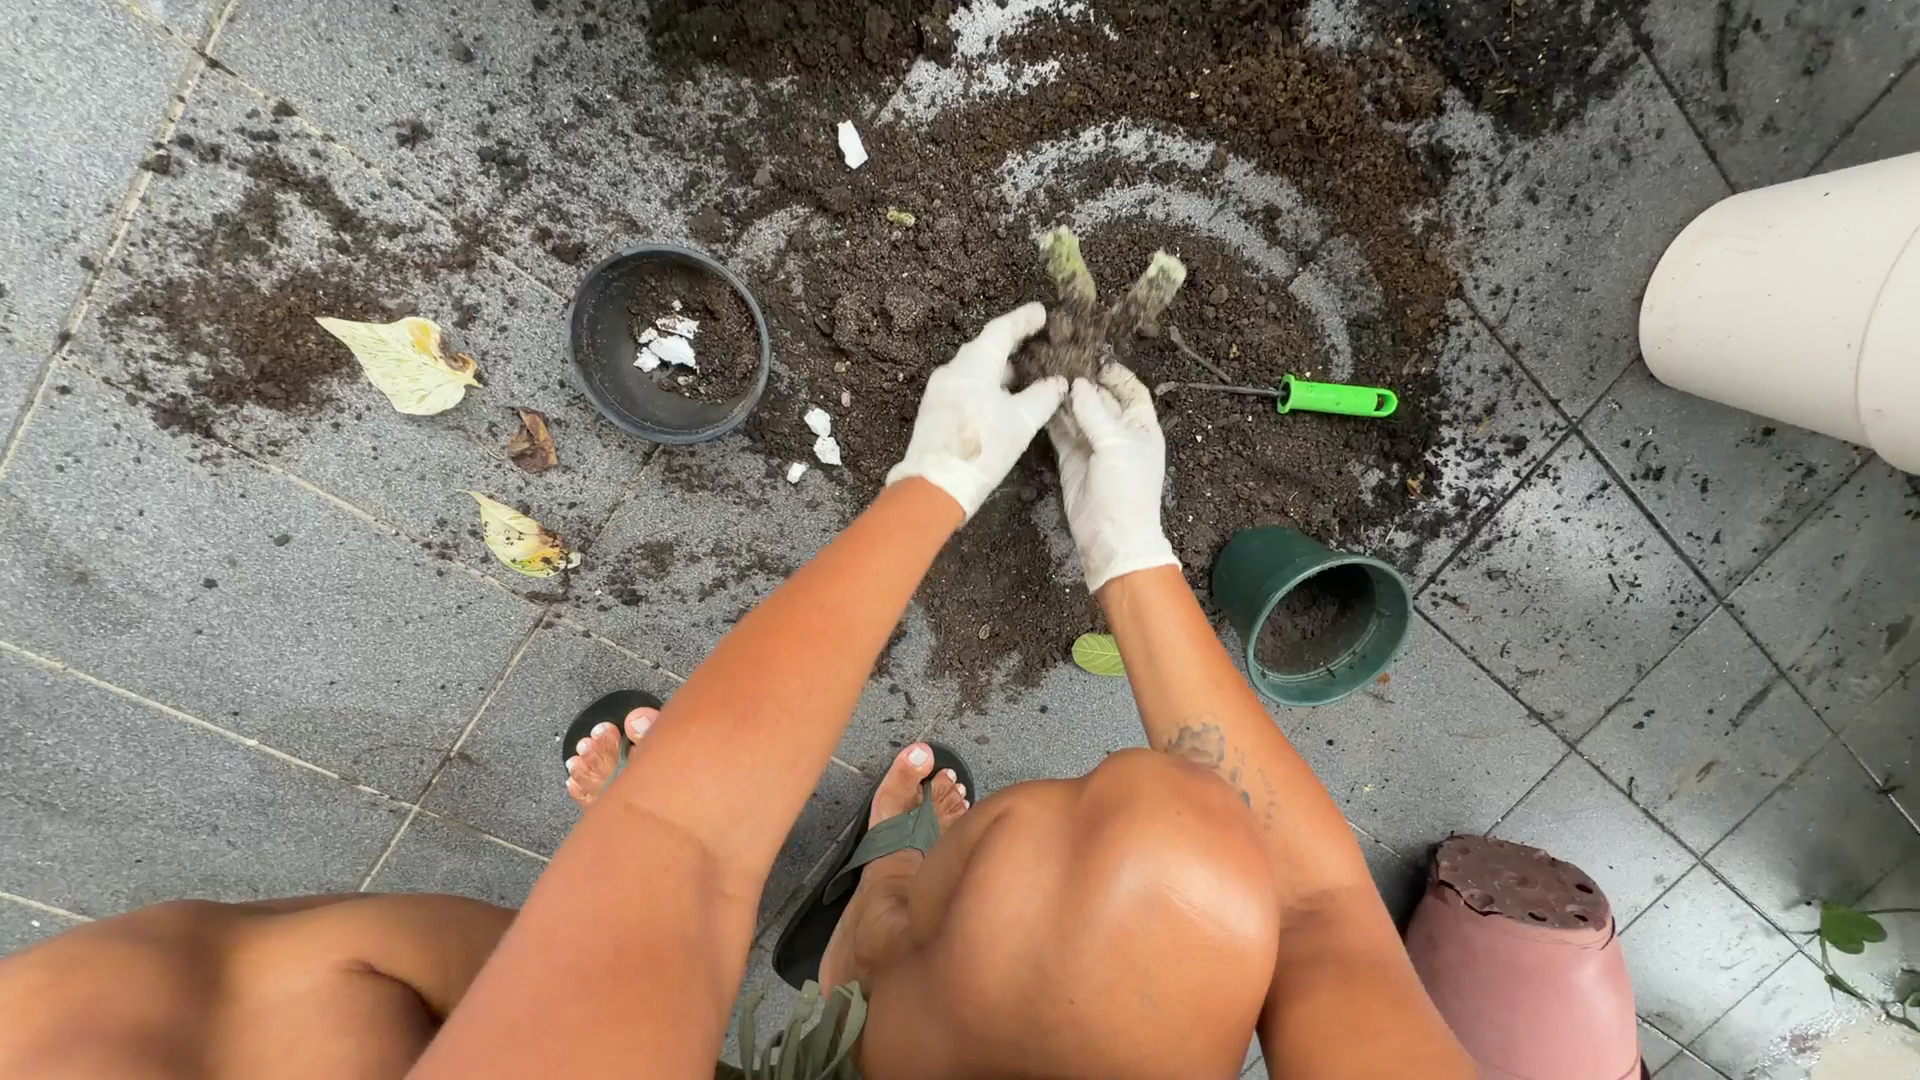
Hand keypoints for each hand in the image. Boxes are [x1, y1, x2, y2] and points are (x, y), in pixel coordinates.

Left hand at [885, 302, 1066, 519]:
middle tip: (1035, 343)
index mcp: (974, 364)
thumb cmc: (982, 448)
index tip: (1041, 313)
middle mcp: (952, 370)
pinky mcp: (935, 410)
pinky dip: (986, 385)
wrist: (936, 485)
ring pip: (975, 370)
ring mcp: (940, 390)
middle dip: (1011, 346)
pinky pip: (965, 386)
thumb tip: (1058, 383)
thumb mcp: (1021, 422)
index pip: (1001, 330)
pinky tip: (1001, 399)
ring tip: (1024, 375)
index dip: (1023, 320)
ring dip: (999, 370)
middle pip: (985, 349)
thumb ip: (1043, 397)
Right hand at [1047, 363, 1178, 592]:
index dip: (1116, 374)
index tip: (1093, 358)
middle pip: (1101, 398)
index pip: (1131, 391)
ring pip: (1078, 413)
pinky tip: (1040, 399)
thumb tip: (1078, 383)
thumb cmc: (1126, 489)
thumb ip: (1095, 413)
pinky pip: (1061, 432)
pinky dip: (1052, 417)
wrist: (1111, 536)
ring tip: (1045, 374)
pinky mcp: (1071, 458)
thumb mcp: (1116, 446)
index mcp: (1141, 427)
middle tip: (1059, 360)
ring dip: (1065, 398)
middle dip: (1084, 382)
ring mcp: (1093, 445)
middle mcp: (1118, 432)